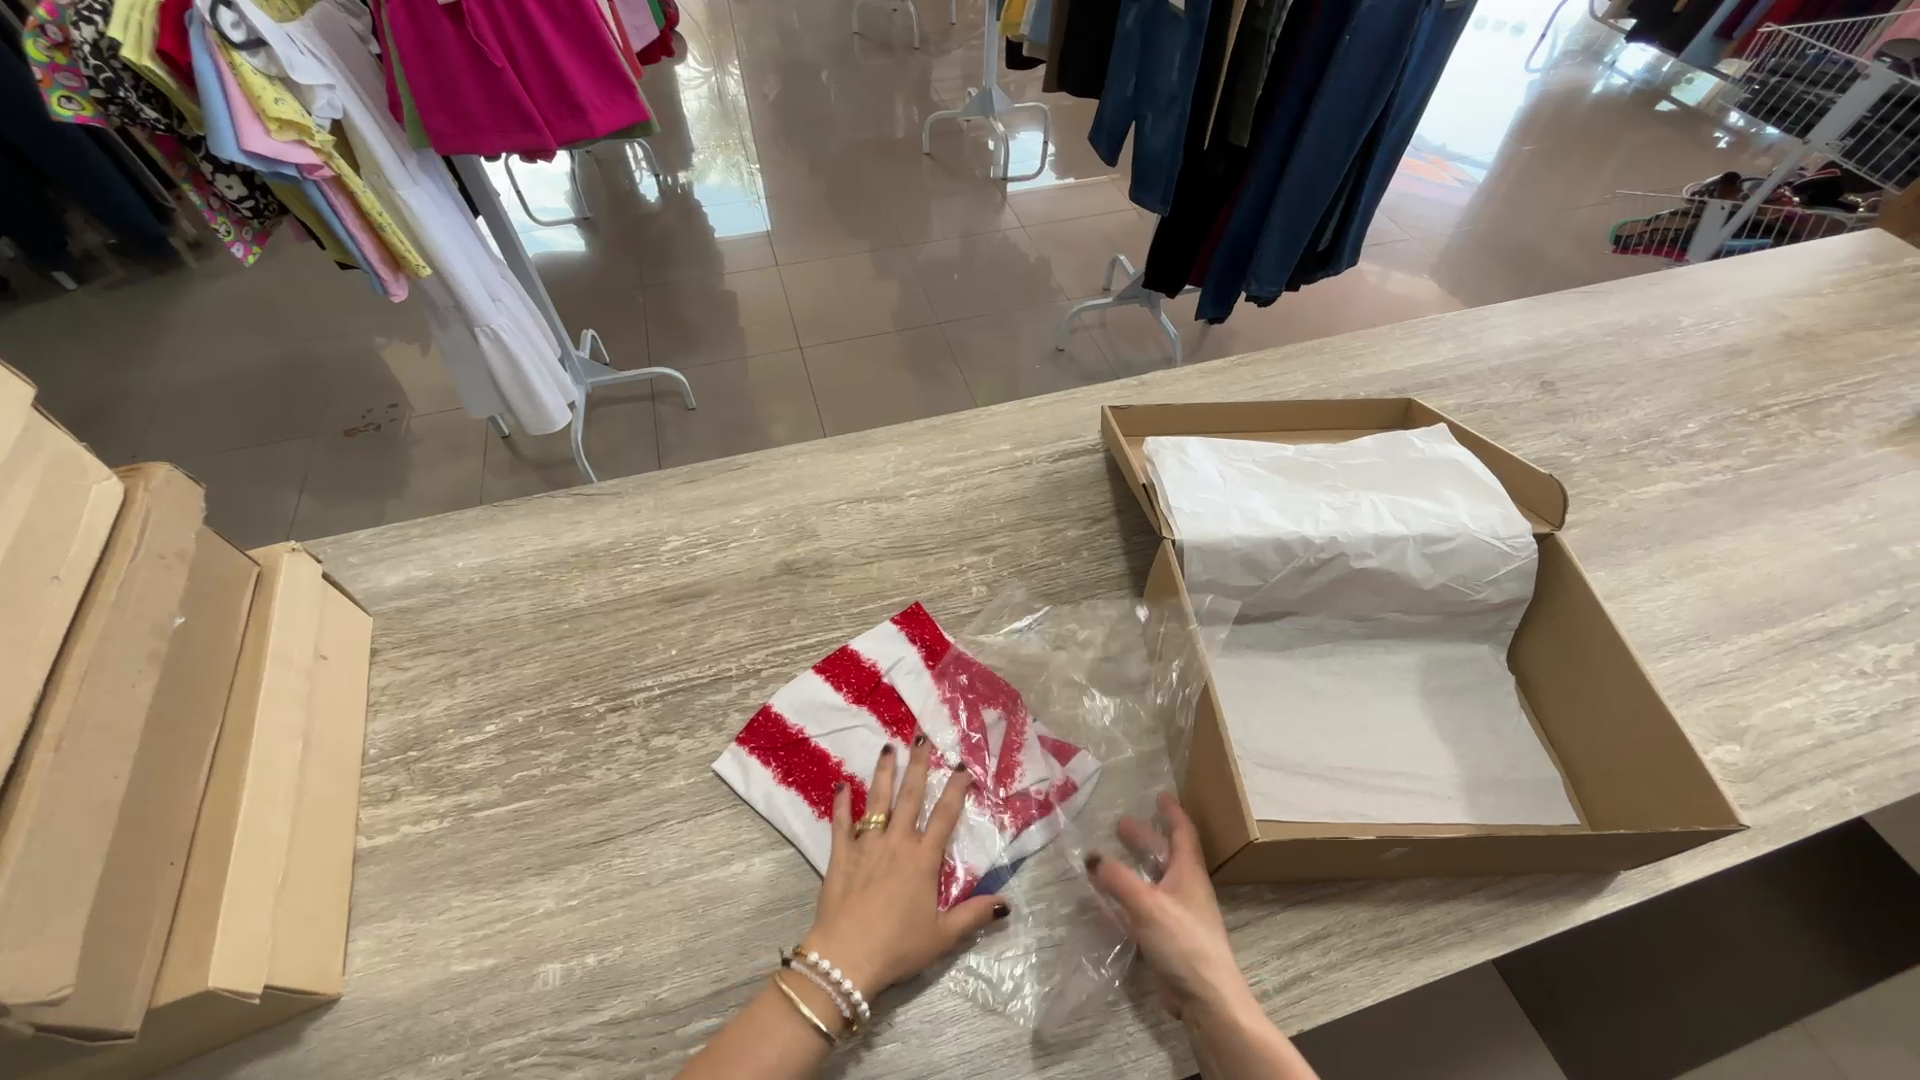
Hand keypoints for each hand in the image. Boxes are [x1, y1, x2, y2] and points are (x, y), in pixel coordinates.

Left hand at [800, 736, 1007, 999]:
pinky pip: (840, 823)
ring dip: (884, 773)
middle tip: (922, 735)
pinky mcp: (840, 856)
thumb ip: (973, 915)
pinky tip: (841, 784)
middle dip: (918, 764)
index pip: (945, 815)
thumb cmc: (898, 946)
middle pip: (910, 796)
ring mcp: (866, 846)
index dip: (956, 789)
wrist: (846, 957)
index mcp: (924, 859)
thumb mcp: (943, 936)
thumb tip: (1007, 903)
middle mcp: (897, 843)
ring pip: (877, 801)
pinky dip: (841, 803)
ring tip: (888, 747)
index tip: (963, 765)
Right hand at [1087, 792, 1249, 1019]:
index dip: (1172, 813)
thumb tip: (1091, 856)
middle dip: (1146, 838)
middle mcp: (1186, 889)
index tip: (1161, 794)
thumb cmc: (1183, 942)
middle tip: (1121, 824)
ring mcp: (1179, 915)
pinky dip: (1129, 897)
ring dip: (1136, 867)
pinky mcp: (1169, 939)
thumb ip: (1117, 879)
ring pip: (1155, 882)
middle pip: (1166, 855)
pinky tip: (1110, 901)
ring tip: (1110, 858)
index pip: (1183, 833)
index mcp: (1189, 873)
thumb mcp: (1146, 904)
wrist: (1206, 998)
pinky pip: (1146, 907)